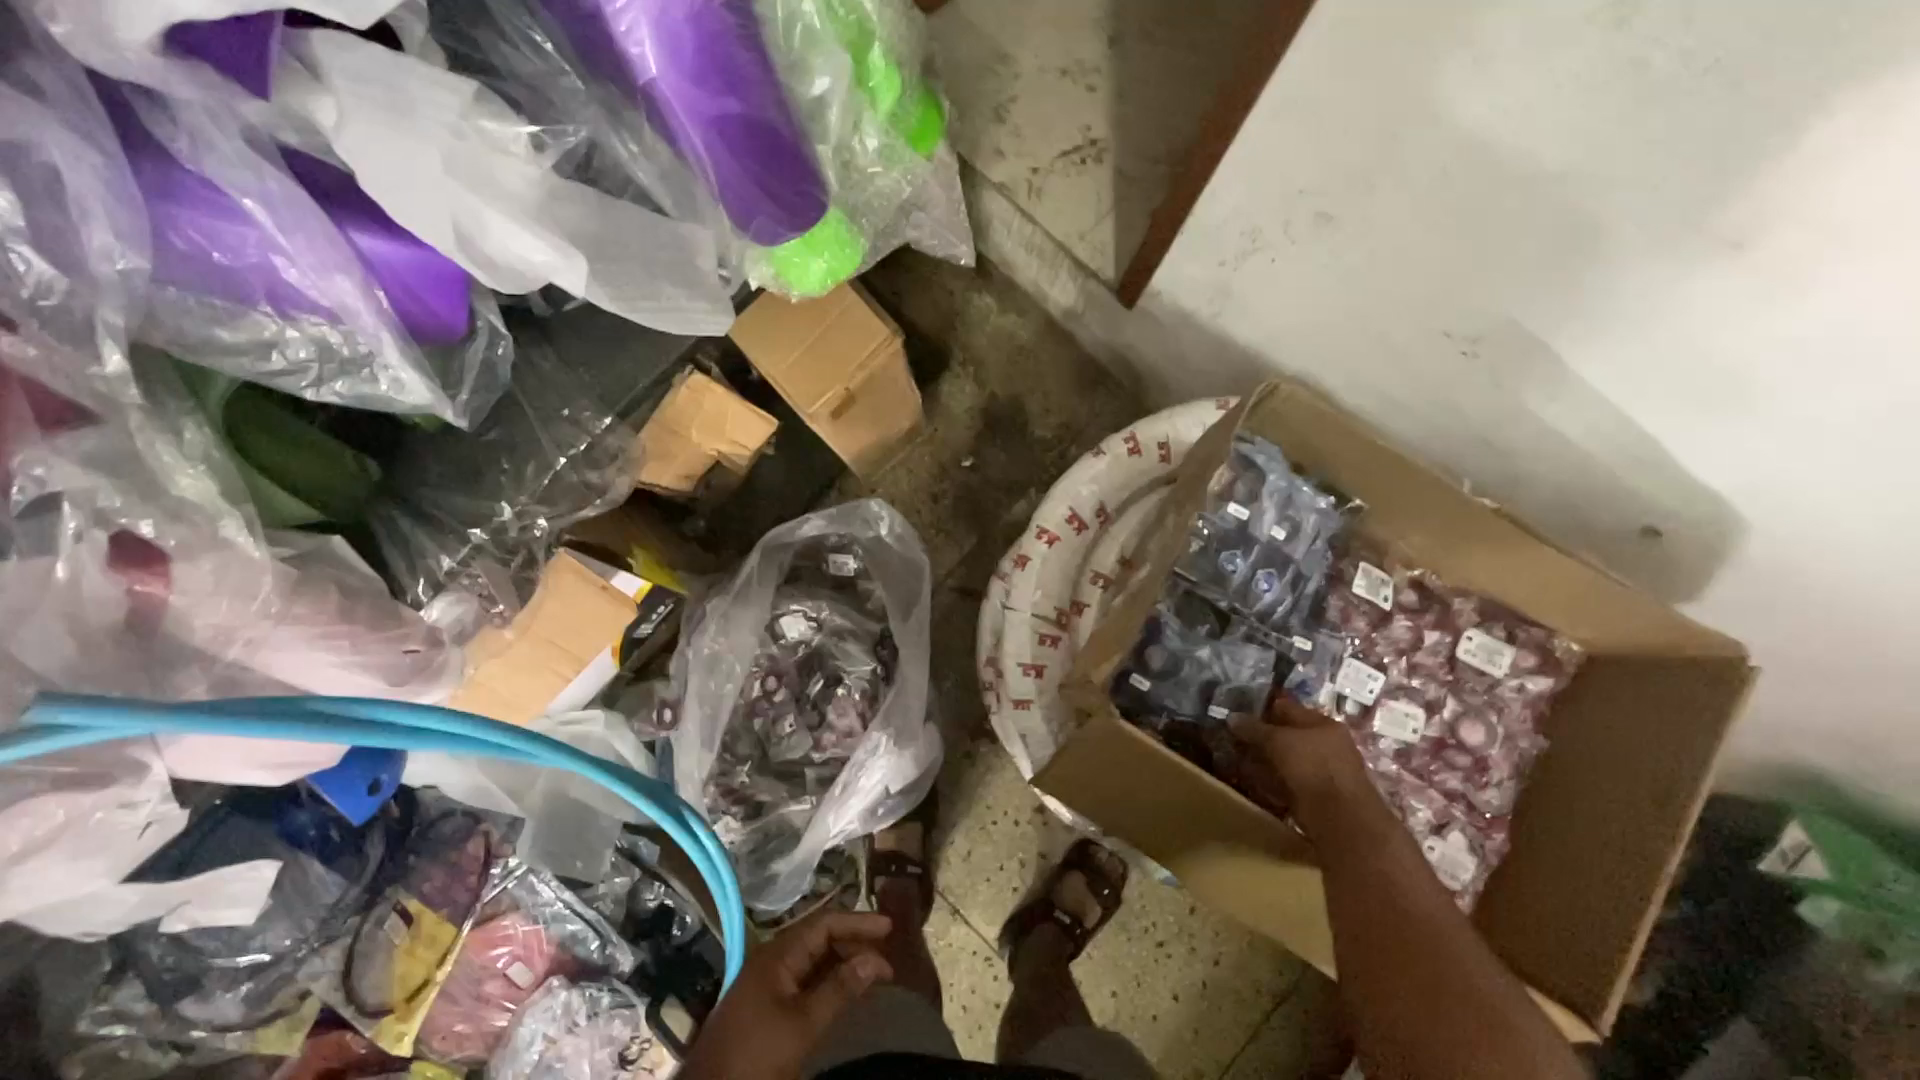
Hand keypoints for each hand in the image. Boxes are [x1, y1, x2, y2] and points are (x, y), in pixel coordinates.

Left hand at [680, 910, 893, 1079]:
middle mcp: (772, 960)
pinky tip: (846, 992)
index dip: (858, 923)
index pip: (824, 924)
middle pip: (819, 938)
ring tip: (873, 976)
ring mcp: (768, 982)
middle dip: (854, 944)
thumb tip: (874, 959)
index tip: (890, 928)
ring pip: (813, 960)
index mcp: (778, 955)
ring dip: (843, 963)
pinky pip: (805, 980)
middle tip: (886, 964)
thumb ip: (840, 989)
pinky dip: (829, 981)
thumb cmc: (757, 1055)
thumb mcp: (803, 1024)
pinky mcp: (767, 1004)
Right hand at [1231, 697, 1382, 838]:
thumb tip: (1231, 717)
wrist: (1339, 818)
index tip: (1238, 717)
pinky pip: (1289, 782)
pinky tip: (1256, 785)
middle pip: (1287, 736)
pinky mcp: (1318, 795)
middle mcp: (1327, 744)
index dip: (1262, 710)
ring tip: (1240, 763)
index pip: (1288, 709)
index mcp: (1324, 724)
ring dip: (1265, 762)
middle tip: (1235, 742)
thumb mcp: (1278, 741)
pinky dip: (1273, 783)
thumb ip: (1254, 729)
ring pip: (1287, 760)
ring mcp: (1324, 771)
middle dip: (1262, 739)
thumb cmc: (1311, 767)